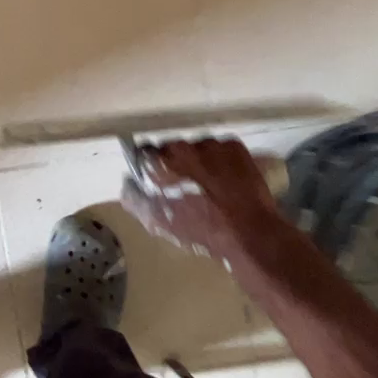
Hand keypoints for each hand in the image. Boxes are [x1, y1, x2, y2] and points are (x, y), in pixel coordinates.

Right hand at [121, 137, 287, 259]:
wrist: (252, 233)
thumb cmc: (203, 229)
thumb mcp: (165, 223)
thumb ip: (138, 203)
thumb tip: (126, 188)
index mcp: (164, 160)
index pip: (148, 153)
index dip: (151, 166)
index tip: (156, 178)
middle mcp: (186, 145)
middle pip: (174, 148)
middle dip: (176, 163)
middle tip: (183, 183)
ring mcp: (213, 143)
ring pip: (198, 148)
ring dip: (199, 160)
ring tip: (207, 182)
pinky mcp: (236, 147)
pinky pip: (220, 149)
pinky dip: (220, 160)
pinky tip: (225, 179)